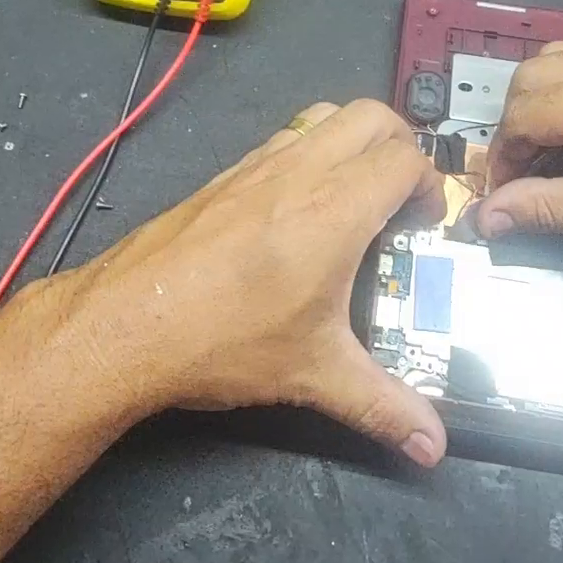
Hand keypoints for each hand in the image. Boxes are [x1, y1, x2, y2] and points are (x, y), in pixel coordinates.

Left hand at [41, 99, 448, 466]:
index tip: (426, 223)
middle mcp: (301, 170)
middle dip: (403, 144)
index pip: (406, 161)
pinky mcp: (226, 173)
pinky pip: (286, 136)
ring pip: (325, 115)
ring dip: (356, 139)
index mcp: (336, 209)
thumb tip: (434, 448)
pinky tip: (300, 203)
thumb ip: (384, 406)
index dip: (431, 185)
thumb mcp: (316, 374)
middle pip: (373, 116)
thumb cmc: (228, 340)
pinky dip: (312, 148)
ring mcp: (259, 164)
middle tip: (403, 195)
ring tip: (358, 190)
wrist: (127, 322)